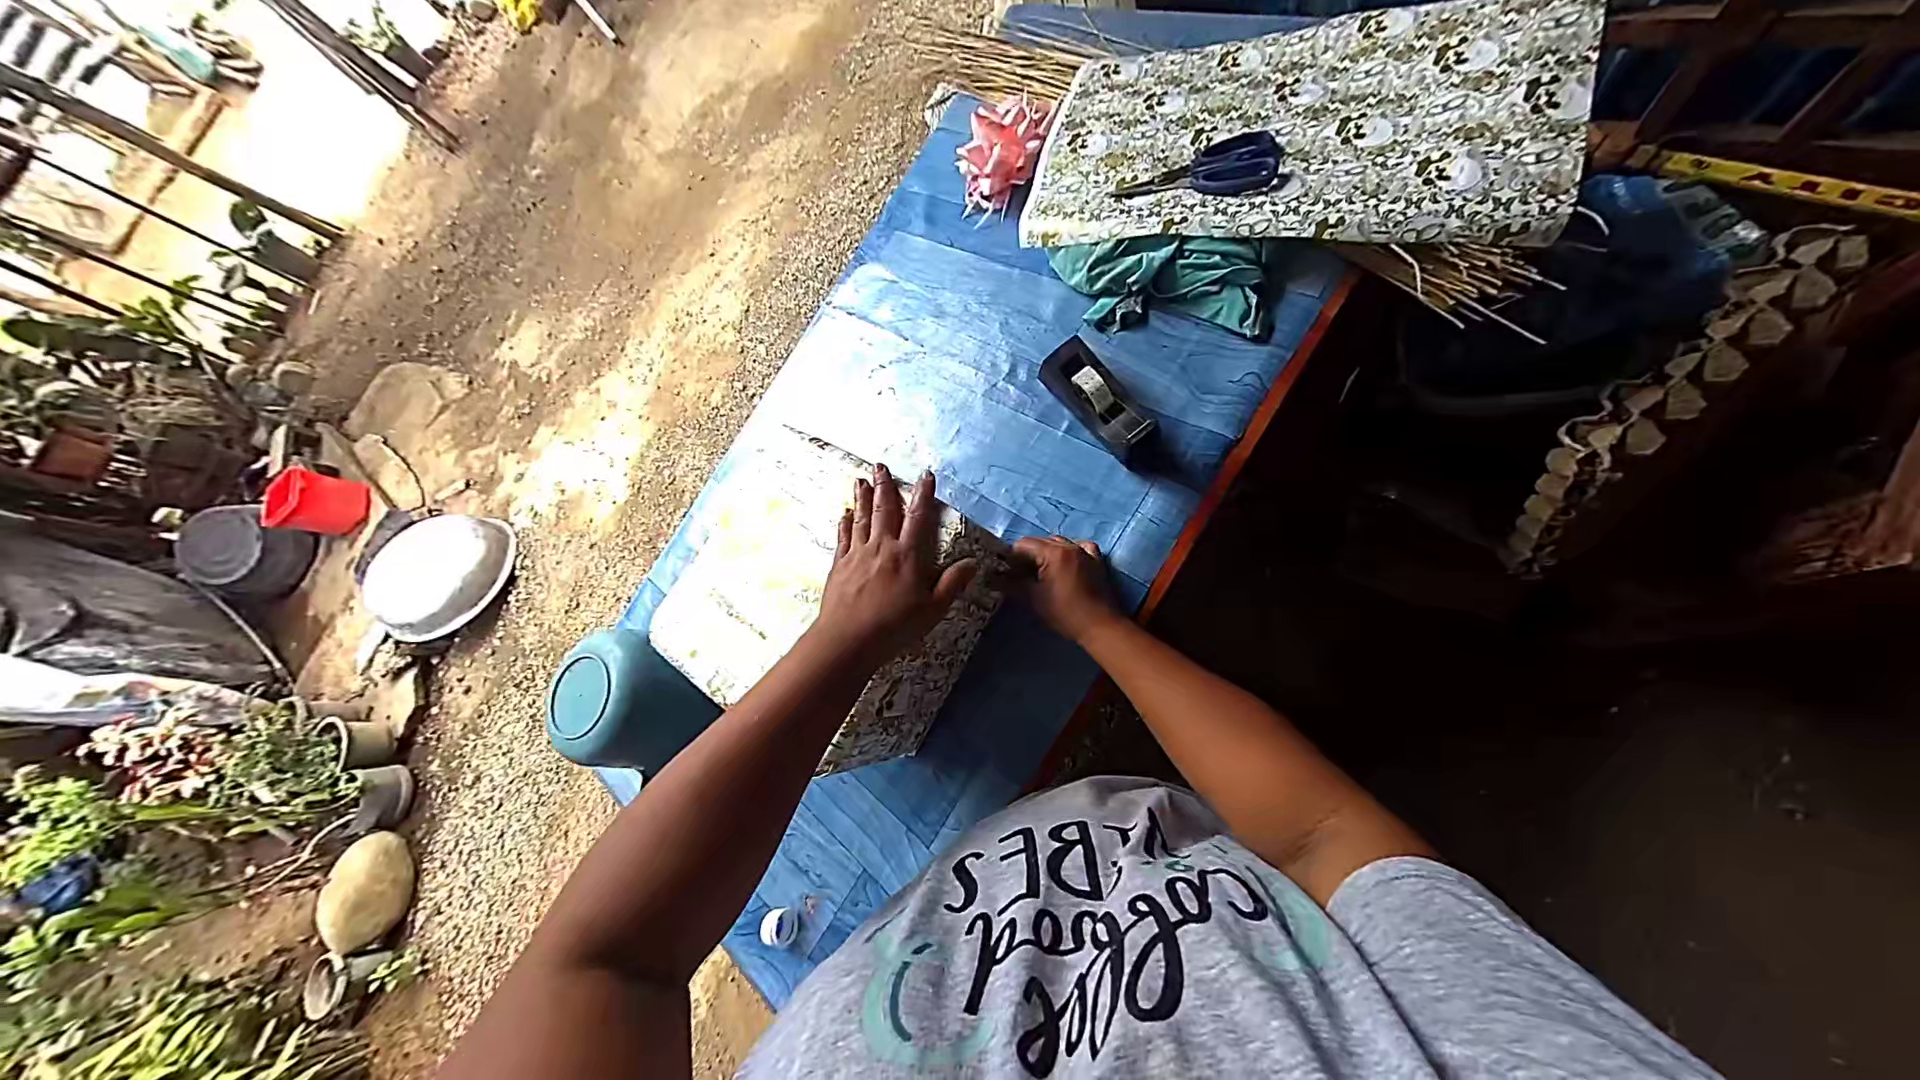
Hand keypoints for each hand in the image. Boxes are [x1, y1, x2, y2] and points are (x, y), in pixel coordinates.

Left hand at [812, 464, 978, 664]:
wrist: (847, 640)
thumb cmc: (894, 627)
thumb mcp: (932, 609)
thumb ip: (952, 583)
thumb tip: (972, 562)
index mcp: (907, 556)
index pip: (918, 518)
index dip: (923, 495)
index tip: (925, 475)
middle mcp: (882, 548)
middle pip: (884, 510)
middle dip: (885, 486)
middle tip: (881, 466)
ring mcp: (857, 555)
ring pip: (861, 519)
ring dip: (862, 498)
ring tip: (861, 479)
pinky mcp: (839, 566)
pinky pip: (843, 537)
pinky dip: (845, 523)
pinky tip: (845, 514)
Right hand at [1012, 535, 1120, 642]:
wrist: (1100, 627)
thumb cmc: (1065, 613)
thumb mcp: (1033, 599)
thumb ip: (1010, 584)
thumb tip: (993, 576)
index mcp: (1053, 552)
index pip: (1022, 544)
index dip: (1010, 558)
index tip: (1006, 574)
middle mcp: (1070, 546)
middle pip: (1040, 541)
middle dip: (1026, 556)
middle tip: (1019, 576)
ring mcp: (1085, 552)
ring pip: (1058, 542)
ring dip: (1046, 553)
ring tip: (1040, 573)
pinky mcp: (1096, 561)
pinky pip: (1079, 547)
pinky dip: (1069, 551)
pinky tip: (1064, 563)